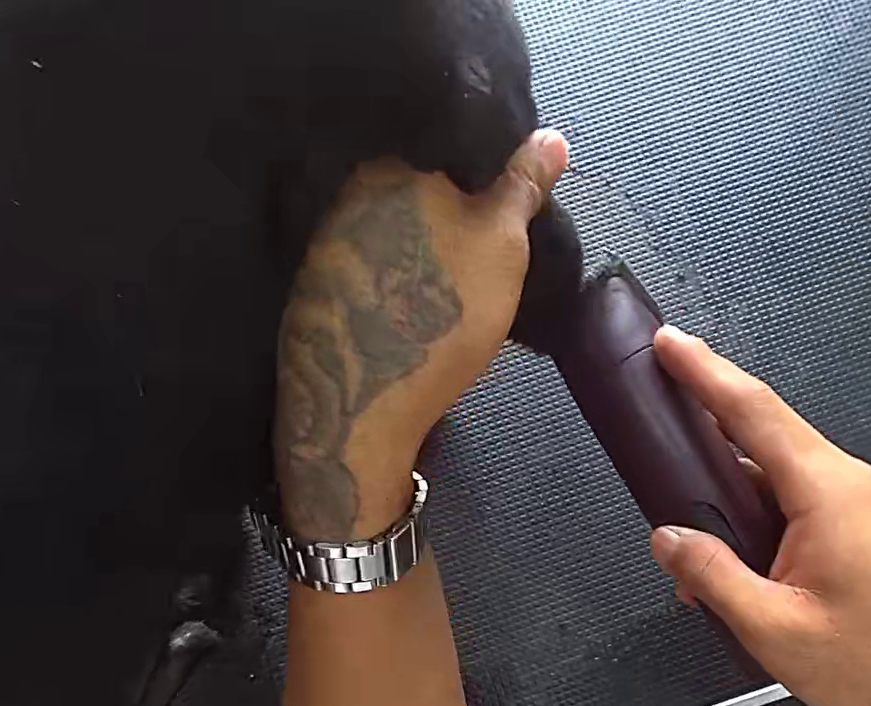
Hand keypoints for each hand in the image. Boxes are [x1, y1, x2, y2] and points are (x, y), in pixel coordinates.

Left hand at [275, 130, 569, 539]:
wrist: (365, 403)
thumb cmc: (444, 315)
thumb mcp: (501, 247)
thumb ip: (522, 188)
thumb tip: (552, 137)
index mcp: (393, 164)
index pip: (449, 149)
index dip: (486, 182)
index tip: (507, 220)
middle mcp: (349, 191)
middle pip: (417, 190)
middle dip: (453, 217)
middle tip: (483, 264)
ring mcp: (327, 241)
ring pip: (394, 233)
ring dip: (425, 252)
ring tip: (451, 293)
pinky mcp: (318, 287)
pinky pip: (371, 269)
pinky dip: (396, 282)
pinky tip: (413, 312)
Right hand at [645, 328, 870, 705]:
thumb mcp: (776, 629)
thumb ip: (712, 576)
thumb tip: (666, 535)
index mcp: (826, 490)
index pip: (753, 411)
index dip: (704, 372)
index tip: (666, 342)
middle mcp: (843, 483)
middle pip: (758, 439)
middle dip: (700, 439)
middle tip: (651, 449)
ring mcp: (854, 506)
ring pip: (769, 482)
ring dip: (723, 506)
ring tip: (689, 553)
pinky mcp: (856, 531)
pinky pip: (788, 510)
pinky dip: (750, 528)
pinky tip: (729, 570)